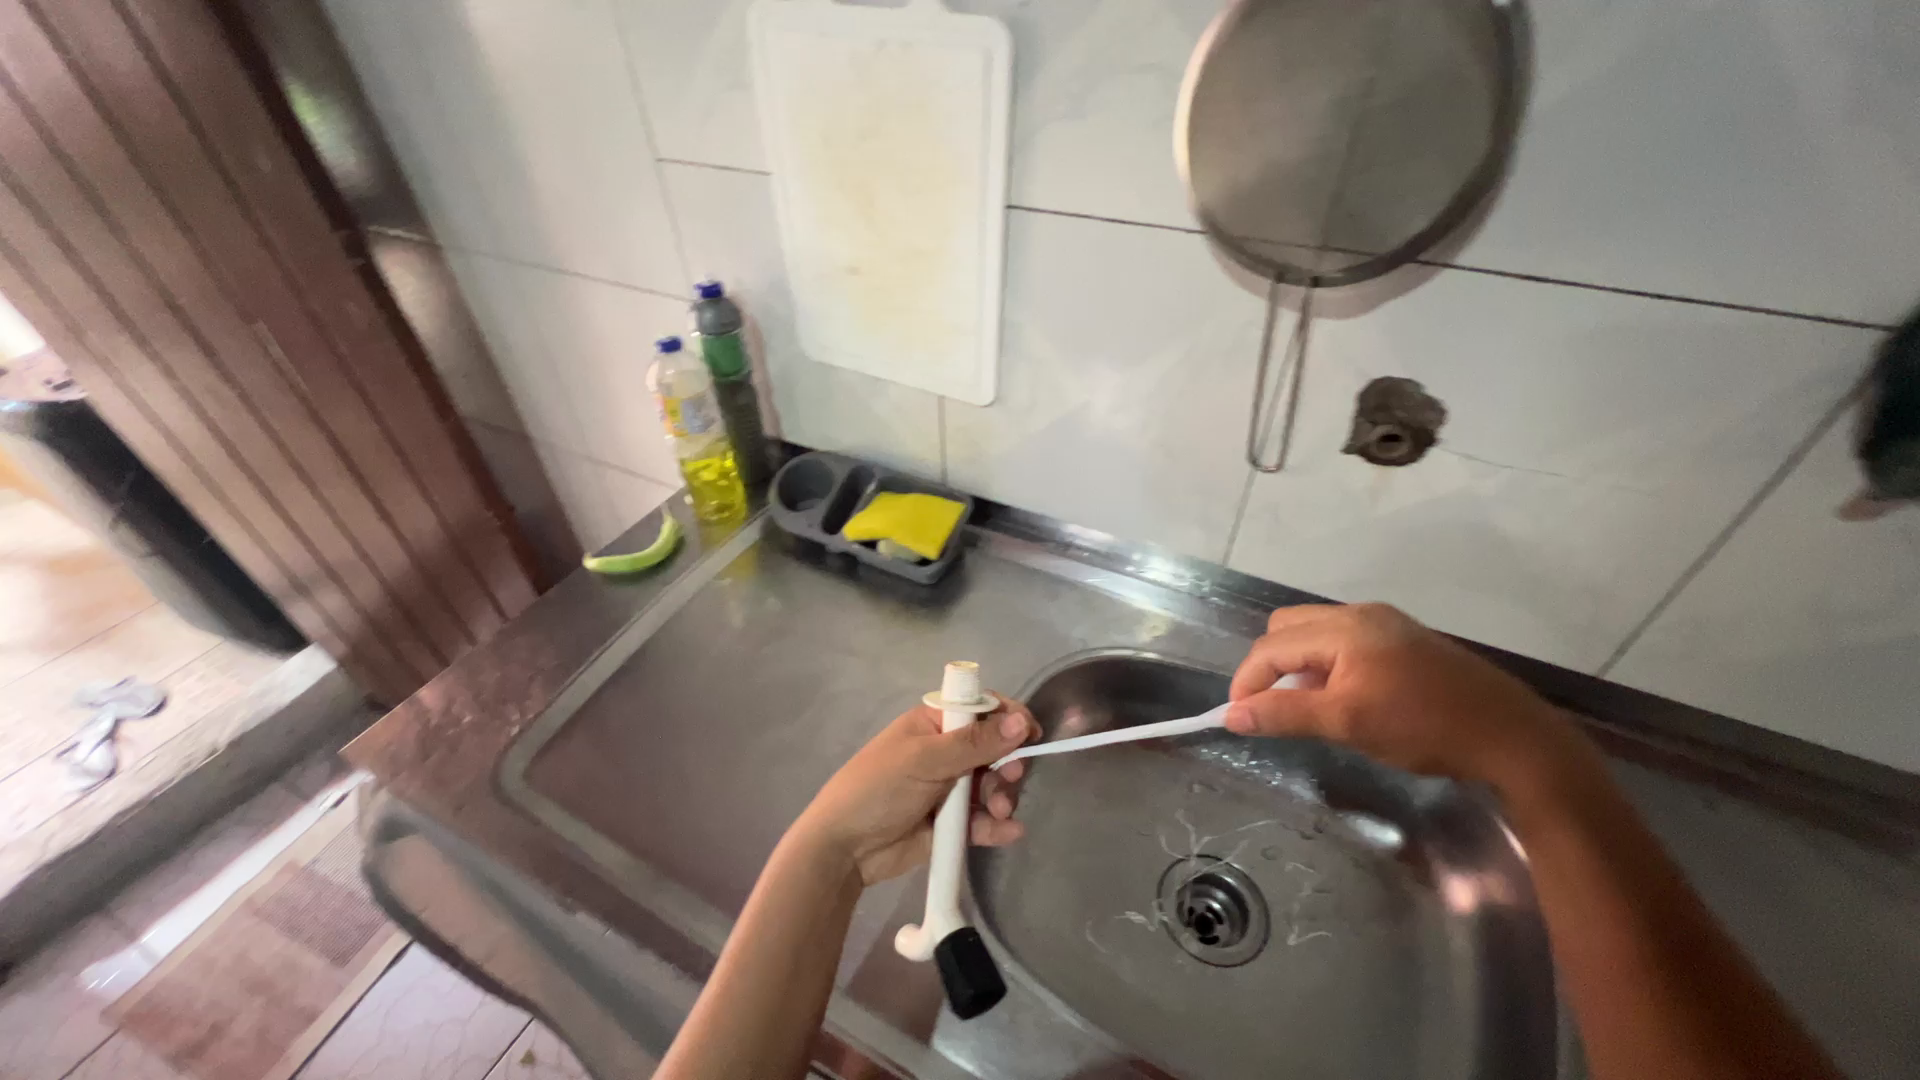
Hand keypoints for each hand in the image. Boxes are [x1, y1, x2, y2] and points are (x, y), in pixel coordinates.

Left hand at [794, 697, 1039, 885]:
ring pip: (994, 786)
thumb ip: (975, 743)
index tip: (1031, 735)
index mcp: (935, 724)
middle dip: (1008, 765)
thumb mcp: (925, 760)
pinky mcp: (953, 824)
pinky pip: (984, 821)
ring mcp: (951, 789)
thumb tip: (1020, 721)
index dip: (1009, 718)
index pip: (983, 709)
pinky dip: (998, 826)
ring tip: (996, 812)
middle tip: (1010, 778)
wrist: (845, 849)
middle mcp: (947, 752)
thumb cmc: (878, 788)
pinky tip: (1008, 832)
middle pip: (996, 750)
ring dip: (1003, 797)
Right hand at [1224, 604, 1598, 799]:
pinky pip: (1342, 643)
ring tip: (1303, 708)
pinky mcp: (1403, 641)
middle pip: (1287, 629)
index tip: (1237, 718)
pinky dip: (1325, 667)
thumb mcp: (1346, 723)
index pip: (1272, 646)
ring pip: (1314, 635)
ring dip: (1296, 667)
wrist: (1512, 739)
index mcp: (1344, 627)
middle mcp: (1360, 614)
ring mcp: (1385, 624)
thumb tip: (1230, 716)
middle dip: (1269, 667)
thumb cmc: (1424, 728)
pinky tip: (1340, 699)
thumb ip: (1283, 714)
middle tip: (1270, 709)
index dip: (1247, 681)